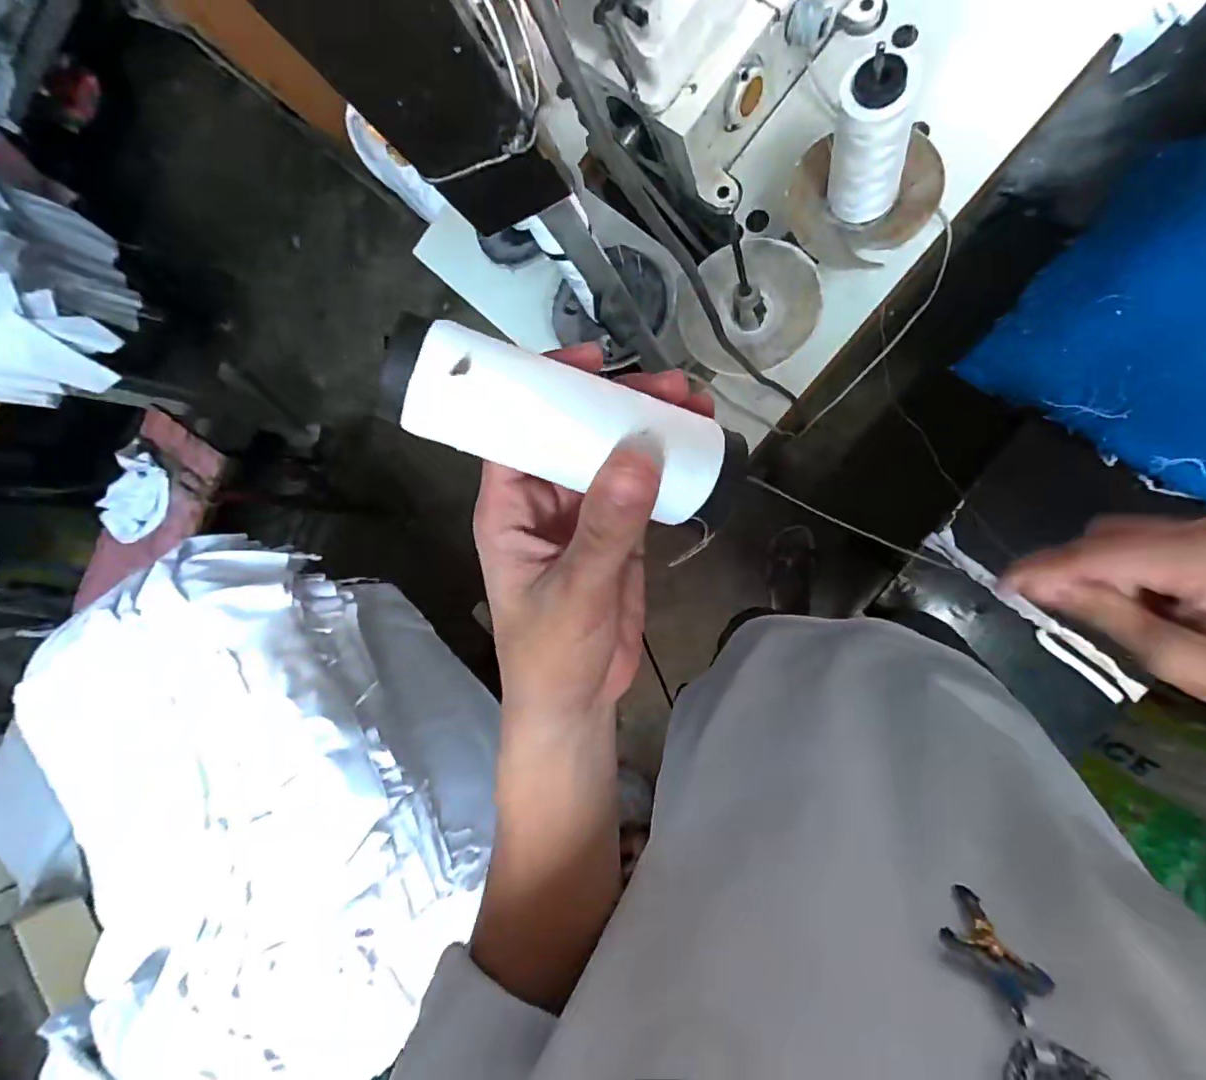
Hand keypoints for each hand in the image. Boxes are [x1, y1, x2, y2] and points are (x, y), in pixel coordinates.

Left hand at [473, 344, 713, 727]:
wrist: (576, 705)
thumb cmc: (551, 655)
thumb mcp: (575, 591)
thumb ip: (606, 527)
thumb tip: (639, 453)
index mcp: (510, 507)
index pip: (518, 428)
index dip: (548, 388)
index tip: (593, 361)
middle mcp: (543, 501)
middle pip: (575, 432)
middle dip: (618, 404)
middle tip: (670, 387)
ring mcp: (583, 516)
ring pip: (612, 456)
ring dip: (649, 429)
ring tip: (695, 407)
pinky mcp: (617, 534)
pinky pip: (640, 488)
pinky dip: (666, 467)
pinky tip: (696, 447)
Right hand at [1005, 516, 1205, 773]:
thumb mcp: (1179, 660)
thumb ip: (1108, 614)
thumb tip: (1045, 588)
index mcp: (1205, 555)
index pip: (1099, 554)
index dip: (1044, 568)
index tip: (1001, 585)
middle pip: (1109, 536)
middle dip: (1070, 568)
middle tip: (1047, 609)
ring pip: (1126, 537)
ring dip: (1099, 569)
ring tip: (1102, 614)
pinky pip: (1153, 544)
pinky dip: (1128, 569)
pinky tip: (1139, 604)